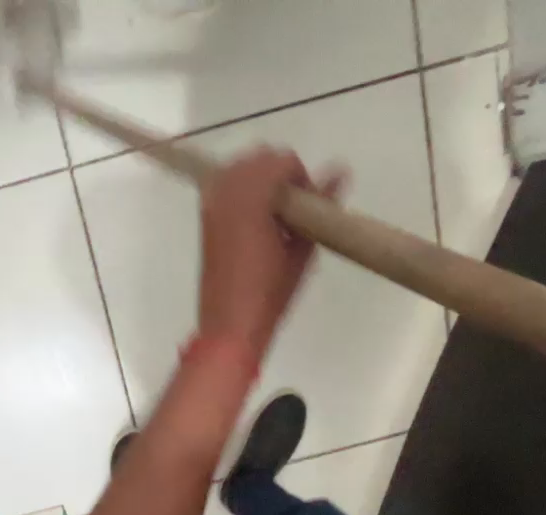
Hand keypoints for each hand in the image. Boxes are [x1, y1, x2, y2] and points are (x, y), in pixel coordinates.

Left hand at [196, 147, 346, 358]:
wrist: (229, 325)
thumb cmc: (269, 295)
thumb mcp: (302, 251)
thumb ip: (320, 206)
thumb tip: (341, 171)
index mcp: (253, 197)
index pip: (283, 161)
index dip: (302, 180)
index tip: (308, 211)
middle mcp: (227, 191)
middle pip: (259, 157)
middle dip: (280, 176)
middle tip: (293, 213)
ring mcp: (211, 203)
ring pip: (240, 167)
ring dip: (260, 181)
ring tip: (274, 218)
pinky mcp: (204, 218)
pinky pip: (224, 185)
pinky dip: (242, 191)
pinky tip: (255, 222)